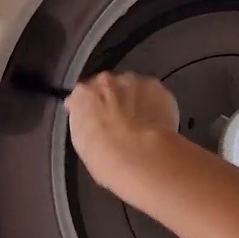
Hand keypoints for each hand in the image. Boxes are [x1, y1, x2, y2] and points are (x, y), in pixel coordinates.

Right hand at [66, 71, 181, 194]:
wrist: (138, 154)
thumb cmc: (106, 156)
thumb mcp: (82, 143)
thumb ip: (85, 124)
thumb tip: (92, 124)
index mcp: (83, 95)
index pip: (82, 95)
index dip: (90, 108)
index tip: (94, 119)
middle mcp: (105, 82)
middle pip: (107, 86)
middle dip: (112, 100)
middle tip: (119, 122)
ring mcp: (131, 81)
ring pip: (131, 87)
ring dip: (133, 100)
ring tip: (140, 125)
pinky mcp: (154, 87)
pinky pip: (152, 93)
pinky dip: (154, 104)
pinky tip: (156, 123)